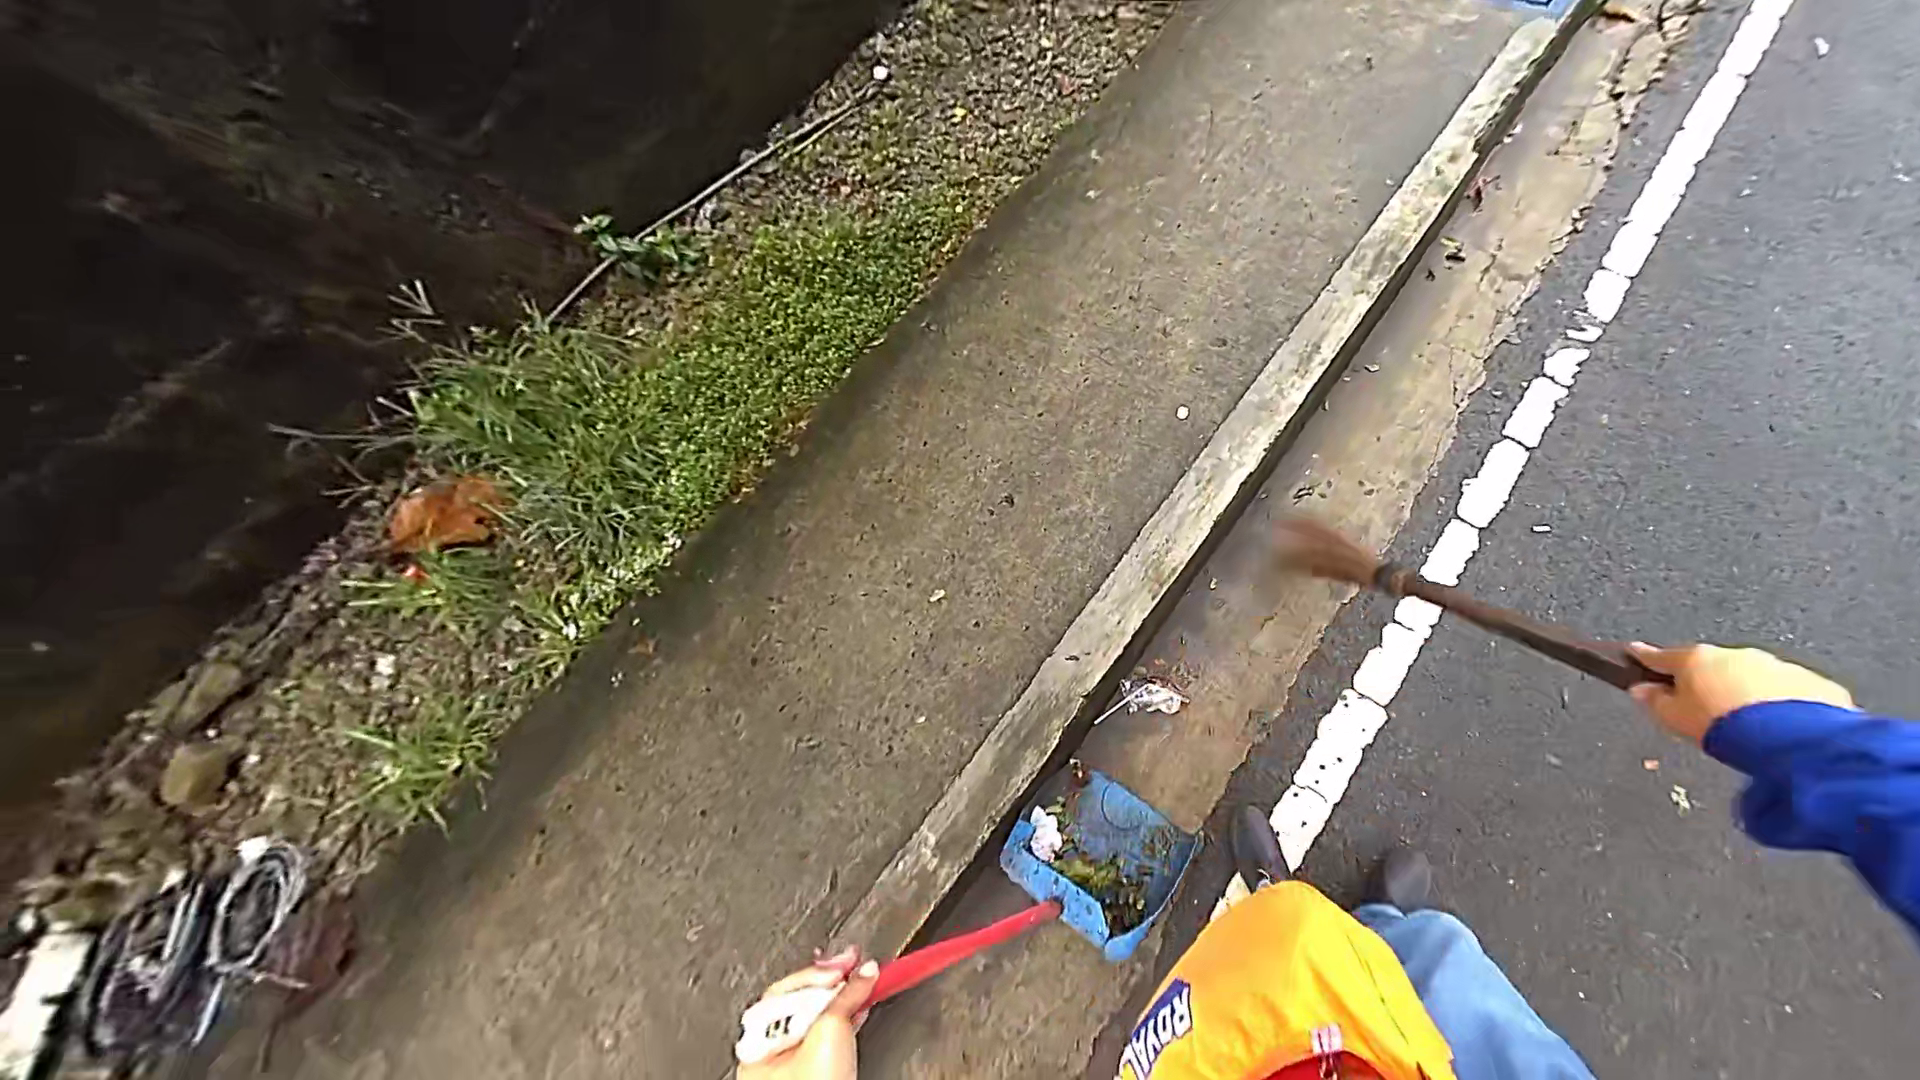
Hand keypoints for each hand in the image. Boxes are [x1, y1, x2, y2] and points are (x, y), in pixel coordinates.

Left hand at [738, 948, 877, 1079]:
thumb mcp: (832, 1029)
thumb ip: (848, 993)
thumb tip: (865, 971)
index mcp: (759, 1038)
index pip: (792, 985)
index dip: (823, 970)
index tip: (850, 960)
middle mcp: (768, 1052)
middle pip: (804, 999)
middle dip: (833, 981)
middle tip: (856, 967)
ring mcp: (789, 1067)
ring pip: (817, 1017)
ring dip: (842, 999)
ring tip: (863, 987)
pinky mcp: (811, 1076)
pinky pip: (825, 1037)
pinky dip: (843, 1020)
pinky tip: (858, 1012)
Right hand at [1627, 642, 1854, 742]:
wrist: (1797, 743)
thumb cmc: (1727, 726)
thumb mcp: (1670, 717)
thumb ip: (1651, 701)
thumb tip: (1643, 691)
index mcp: (1693, 658)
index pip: (1658, 655)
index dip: (1642, 656)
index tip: (1634, 652)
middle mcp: (1734, 656)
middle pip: (1709, 665)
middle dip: (1703, 680)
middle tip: (1701, 705)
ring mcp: (1777, 667)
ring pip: (1751, 676)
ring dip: (1744, 691)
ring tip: (1744, 719)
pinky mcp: (1815, 684)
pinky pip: (1790, 690)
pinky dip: (1780, 702)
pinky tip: (1778, 724)